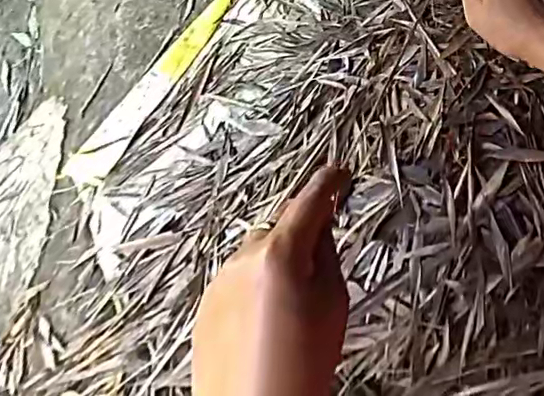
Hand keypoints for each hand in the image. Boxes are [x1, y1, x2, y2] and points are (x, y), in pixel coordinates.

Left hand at [192, 166, 349, 395]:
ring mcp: (220, 284)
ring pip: (259, 251)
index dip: (330, 181)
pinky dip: (256, 285)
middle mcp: (244, 259)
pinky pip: (239, 279)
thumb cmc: (300, 370)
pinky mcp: (205, 308)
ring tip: (294, 303)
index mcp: (280, 252)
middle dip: (303, 232)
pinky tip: (270, 319)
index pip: (310, 197)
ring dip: (278, 260)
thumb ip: (327, 251)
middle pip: (282, 225)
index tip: (339, 174)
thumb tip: (321, 227)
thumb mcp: (333, 300)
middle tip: (321, 255)